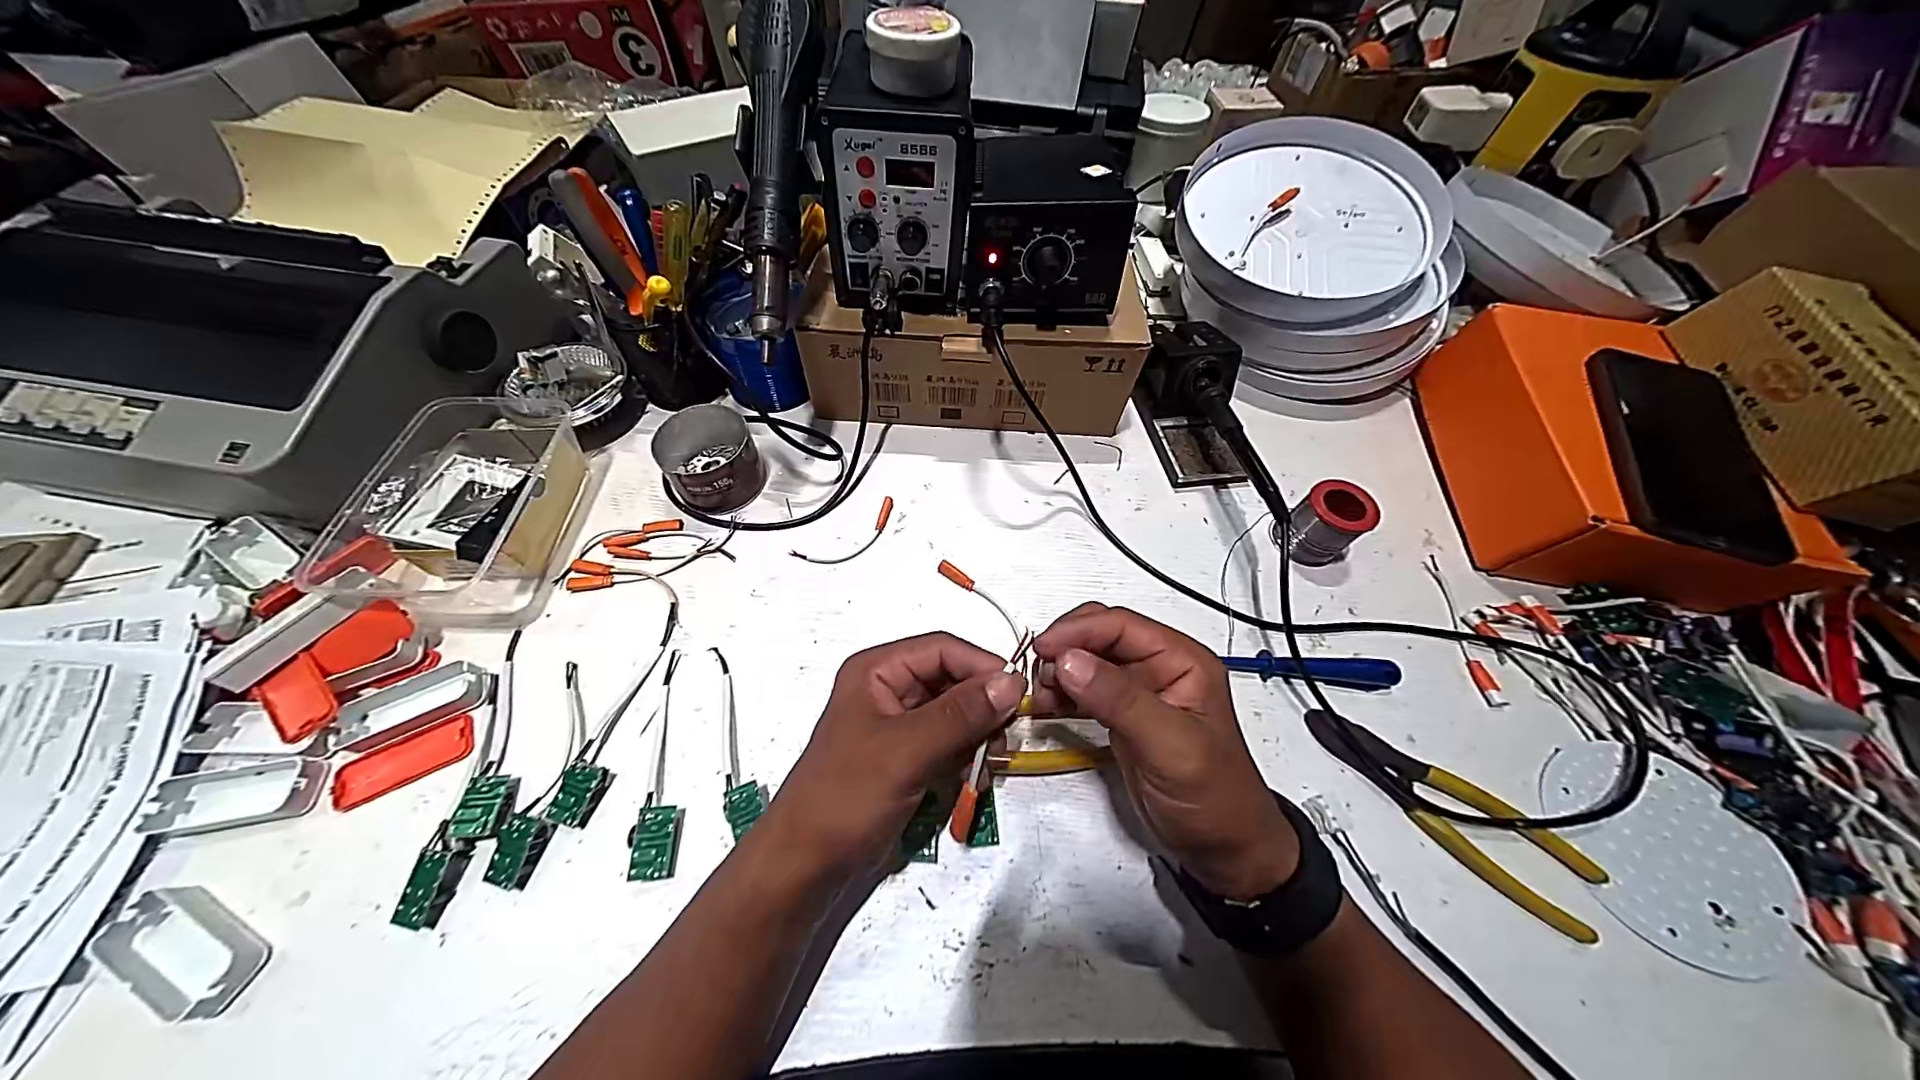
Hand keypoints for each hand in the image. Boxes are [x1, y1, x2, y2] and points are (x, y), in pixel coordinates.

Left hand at [767, 633, 1025, 881]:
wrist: (807, 864)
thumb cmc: (844, 798)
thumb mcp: (906, 751)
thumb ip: (960, 715)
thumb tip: (1012, 683)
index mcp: (877, 671)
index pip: (942, 649)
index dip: (982, 665)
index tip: (1018, 692)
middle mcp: (890, 690)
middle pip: (953, 680)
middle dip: (982, 707)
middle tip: (1004, 736)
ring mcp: (900, 726)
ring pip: (957, 714)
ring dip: (978, 736)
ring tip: (986, 763)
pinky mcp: (909, 757)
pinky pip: (951, 743)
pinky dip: (967, 757)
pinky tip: (973, 778)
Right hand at [1032, 604, 1297, 899]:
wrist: (1224, 850)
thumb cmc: (1219, 801)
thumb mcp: (1171, 748)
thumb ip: (1121, 701)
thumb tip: (1072, 662)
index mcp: (1183, 662)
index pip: (1121, 626)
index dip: (1078, 631)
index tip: (1045, 648)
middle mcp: (1159, 669)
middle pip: (1099, 635)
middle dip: (1064, 648)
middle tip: (1038, 672)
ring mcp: (1137, 692)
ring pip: (1086, 660)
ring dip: (1058, 671)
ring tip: (1042, 694)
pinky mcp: (1120, 715)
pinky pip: (1082, 689)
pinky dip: (1061, 693)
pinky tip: (1048, 706)